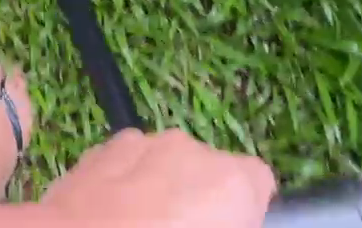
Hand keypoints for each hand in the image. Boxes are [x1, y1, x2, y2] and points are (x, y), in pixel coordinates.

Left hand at [42, 129, 274, 227]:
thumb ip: (225, 220)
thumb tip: (208, 217)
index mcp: (231, 180)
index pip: (260, 182)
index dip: (249, 211)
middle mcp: (187, 148)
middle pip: (210, 172)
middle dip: (204, 202)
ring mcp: (140, 141)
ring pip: (167, 165)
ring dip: (165, 191)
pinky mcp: (101, 147)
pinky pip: (130, 164)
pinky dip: (129, 185)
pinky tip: (114, 220)